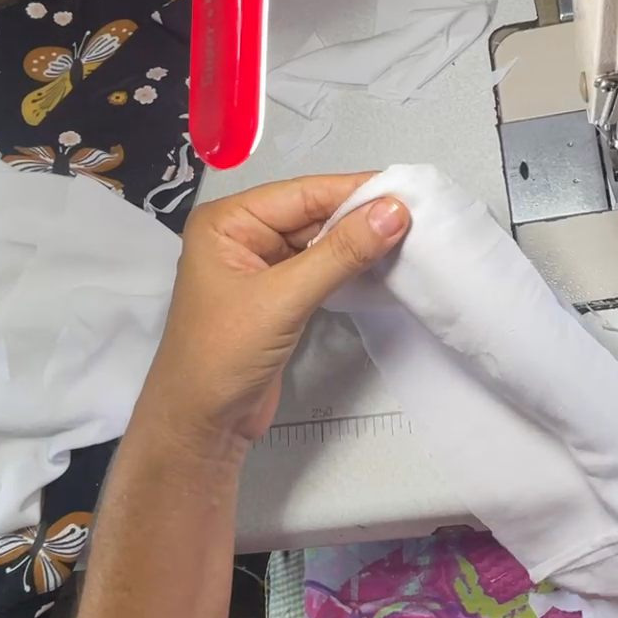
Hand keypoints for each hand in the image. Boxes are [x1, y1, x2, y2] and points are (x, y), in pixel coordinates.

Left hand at [135, 173, 407, 461]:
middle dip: (361, 217)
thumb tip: (393, 213)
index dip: (355, 192)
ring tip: (407, 237)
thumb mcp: (285, 299)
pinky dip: (349, 267)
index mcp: (228, 222)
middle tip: (416, 217)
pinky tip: (380, 264)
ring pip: (320, 242)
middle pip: (313, 214)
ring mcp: (261, 267)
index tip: (406, 192)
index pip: (302, 194)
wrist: (202, 426)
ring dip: (359, 243)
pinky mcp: (279, 296)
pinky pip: (320, 268)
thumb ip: (341, 253)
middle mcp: (243, 236)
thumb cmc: (222, 357)